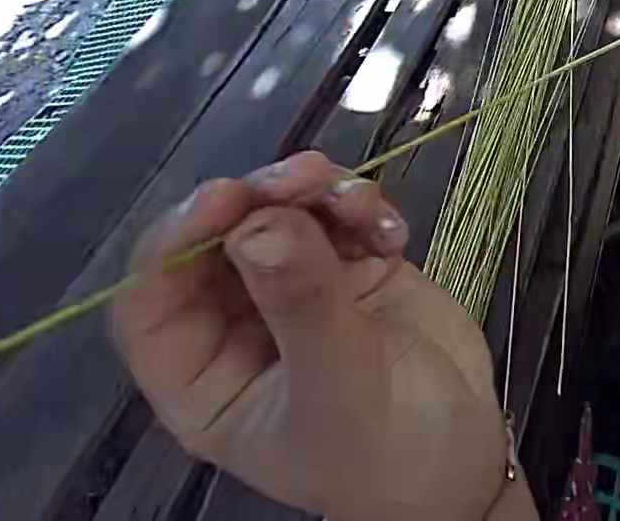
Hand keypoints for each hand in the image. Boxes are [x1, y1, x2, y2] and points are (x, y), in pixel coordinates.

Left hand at [111, 151, 519, 520]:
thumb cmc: (385, 445)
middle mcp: (247, 323)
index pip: (157, 301)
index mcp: (207, 373)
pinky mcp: (359, 266)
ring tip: (367, 203)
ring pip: (293, 215)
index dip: (179, 241)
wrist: (463, 447)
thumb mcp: (338, 383)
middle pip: (231, 238)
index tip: (228, 196)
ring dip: (327, 196)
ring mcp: (307, 288)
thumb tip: (258, 226)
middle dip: (268, 197)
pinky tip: (397, 233)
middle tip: (311, 173)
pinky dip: (371, 210)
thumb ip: (301, 303)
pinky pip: (349, 218)